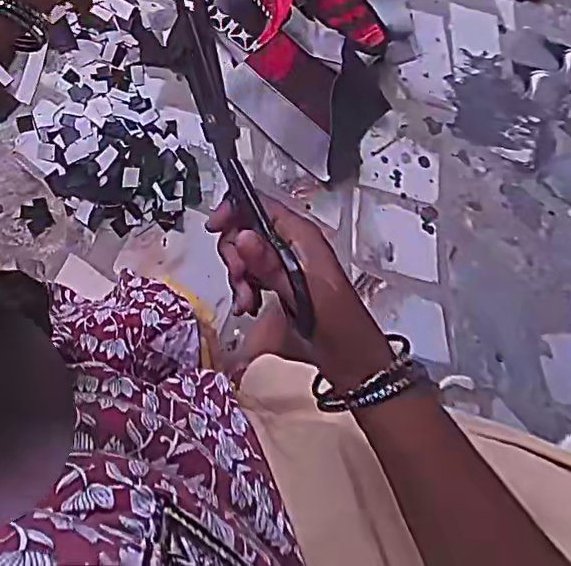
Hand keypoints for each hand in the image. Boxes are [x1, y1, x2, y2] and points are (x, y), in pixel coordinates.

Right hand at [206, 196, 394, 387]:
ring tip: (246, 299)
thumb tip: (242, 236)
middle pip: (246, 228)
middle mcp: (293, 244)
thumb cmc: (339, 328)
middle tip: (238, 276)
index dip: (233, 210)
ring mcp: (286, 262)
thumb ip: (269, 264)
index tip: (215, 227)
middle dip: (234, 253)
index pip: (259, 204)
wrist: (354, 365)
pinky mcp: (281, 279)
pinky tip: (247, 304)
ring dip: (238, 275)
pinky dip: (243, 286)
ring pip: (245, 253)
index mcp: (301, 236)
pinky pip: (252, 272)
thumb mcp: (300, 293)